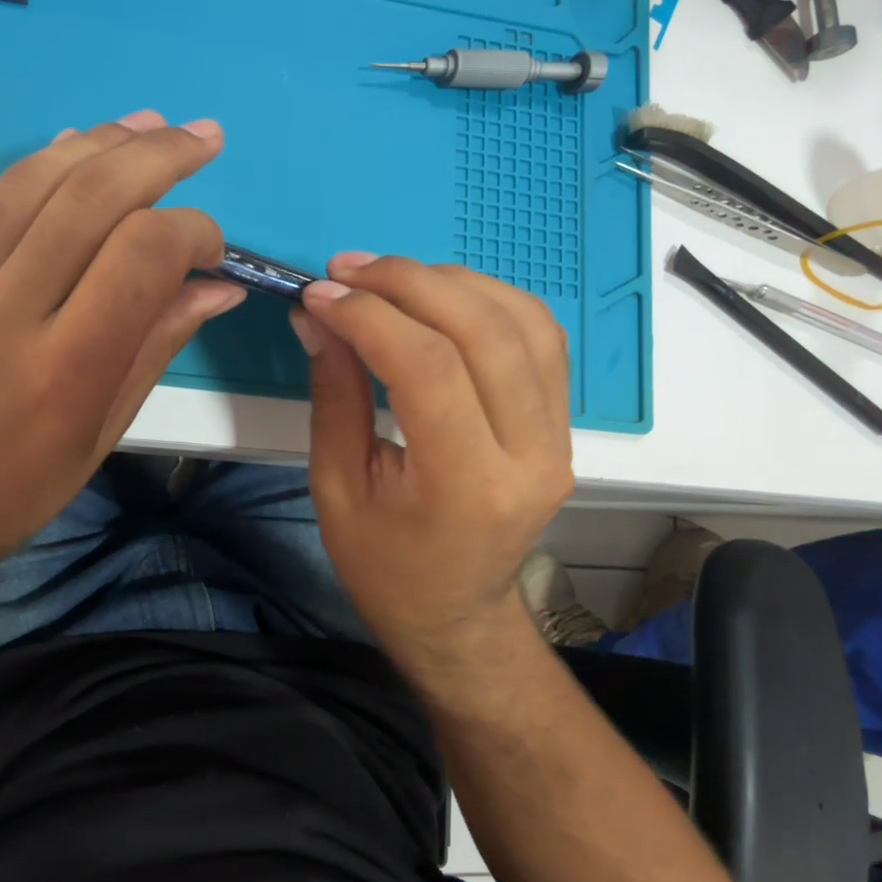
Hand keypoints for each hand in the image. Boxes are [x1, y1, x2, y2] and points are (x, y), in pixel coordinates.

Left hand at [0, 112, 244, 591]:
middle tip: (205, 136)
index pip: (141, 255)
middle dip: (157, 155)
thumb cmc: (22, 486)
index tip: (212, 247)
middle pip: (89, 199)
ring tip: (153, 124)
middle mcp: (8, 314)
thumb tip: (217, 283)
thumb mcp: (104, 429)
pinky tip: (85, 145)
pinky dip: (48, 162)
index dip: (192, 231)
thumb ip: (159, 342)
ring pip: (36, 181)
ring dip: (102, 141)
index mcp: (65, 369)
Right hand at [291, 253, 573, 657]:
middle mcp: (529, 454)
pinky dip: (488, 300)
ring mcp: (558, 438)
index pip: (428, 367)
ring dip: (452, 281)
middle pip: (484, 331)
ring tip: (388, 277)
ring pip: (525, 321)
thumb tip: (318, 316)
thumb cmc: (382, 564)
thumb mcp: (335, 487)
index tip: (318, 294)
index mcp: (465, 485)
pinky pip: (540, 338)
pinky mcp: (562, 425)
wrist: (453, 612)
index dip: (370, 316)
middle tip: (347, 268)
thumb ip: (334, 395)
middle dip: (409, 281)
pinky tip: (438, 296)